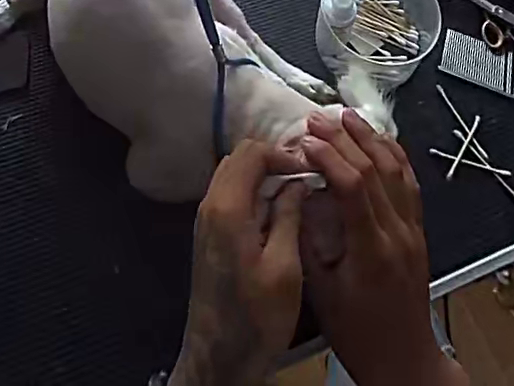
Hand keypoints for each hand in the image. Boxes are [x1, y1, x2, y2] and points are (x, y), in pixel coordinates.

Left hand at [169, 141, 307, 385]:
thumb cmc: (256, 317)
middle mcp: (211, 202)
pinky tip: (273, 209)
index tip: (308, 171)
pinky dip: (250, 187)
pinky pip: (228, 190)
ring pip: (232, 171)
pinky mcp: (207, 231)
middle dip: (272, 159)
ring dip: (260, 172)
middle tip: (302, 178)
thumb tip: (297, 182)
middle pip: (239, 156)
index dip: (282, 154)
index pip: (252, 153)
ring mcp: (205, 216)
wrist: (217, 361)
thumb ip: (289, 215)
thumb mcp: (284, 267)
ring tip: (292, 191)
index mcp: (228, 206)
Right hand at [301, 109, 468, 385]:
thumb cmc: (356, 331)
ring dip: (369, 137)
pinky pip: (409, 181)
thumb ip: (307, 239)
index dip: (328, 156)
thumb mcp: (321, 292)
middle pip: (373, 168)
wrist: (404, 361)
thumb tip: (296, 193)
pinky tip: (379, 137)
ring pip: (394, 168)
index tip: (303, 141)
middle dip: (342, 138)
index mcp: (372, 250)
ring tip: (345, 115)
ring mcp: (413, 228)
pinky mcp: (419, 228)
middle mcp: (398, 231)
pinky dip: (394, 153)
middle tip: (316, 118)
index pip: (352, 186)